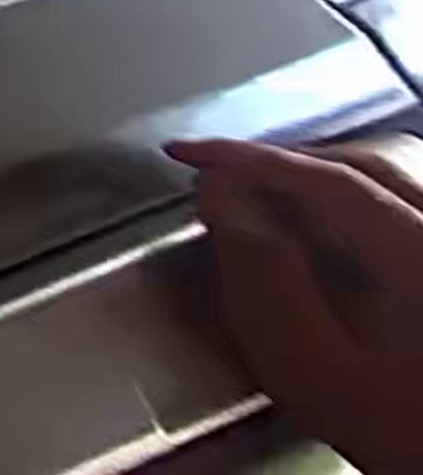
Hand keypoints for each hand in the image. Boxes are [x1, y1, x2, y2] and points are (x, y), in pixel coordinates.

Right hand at [167, 137, 422, 473]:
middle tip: (215, 168)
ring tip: (257, 188)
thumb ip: (260, 267)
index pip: (324, 179)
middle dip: (281, 159)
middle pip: (370, 171)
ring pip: (399, 188)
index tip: (179, 152)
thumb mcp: (304, 354)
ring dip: (318, 177)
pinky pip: (409, 214)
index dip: (241, 155)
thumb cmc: (391, 425)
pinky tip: (320, 224)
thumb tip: (219, 193)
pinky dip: (355, 202)